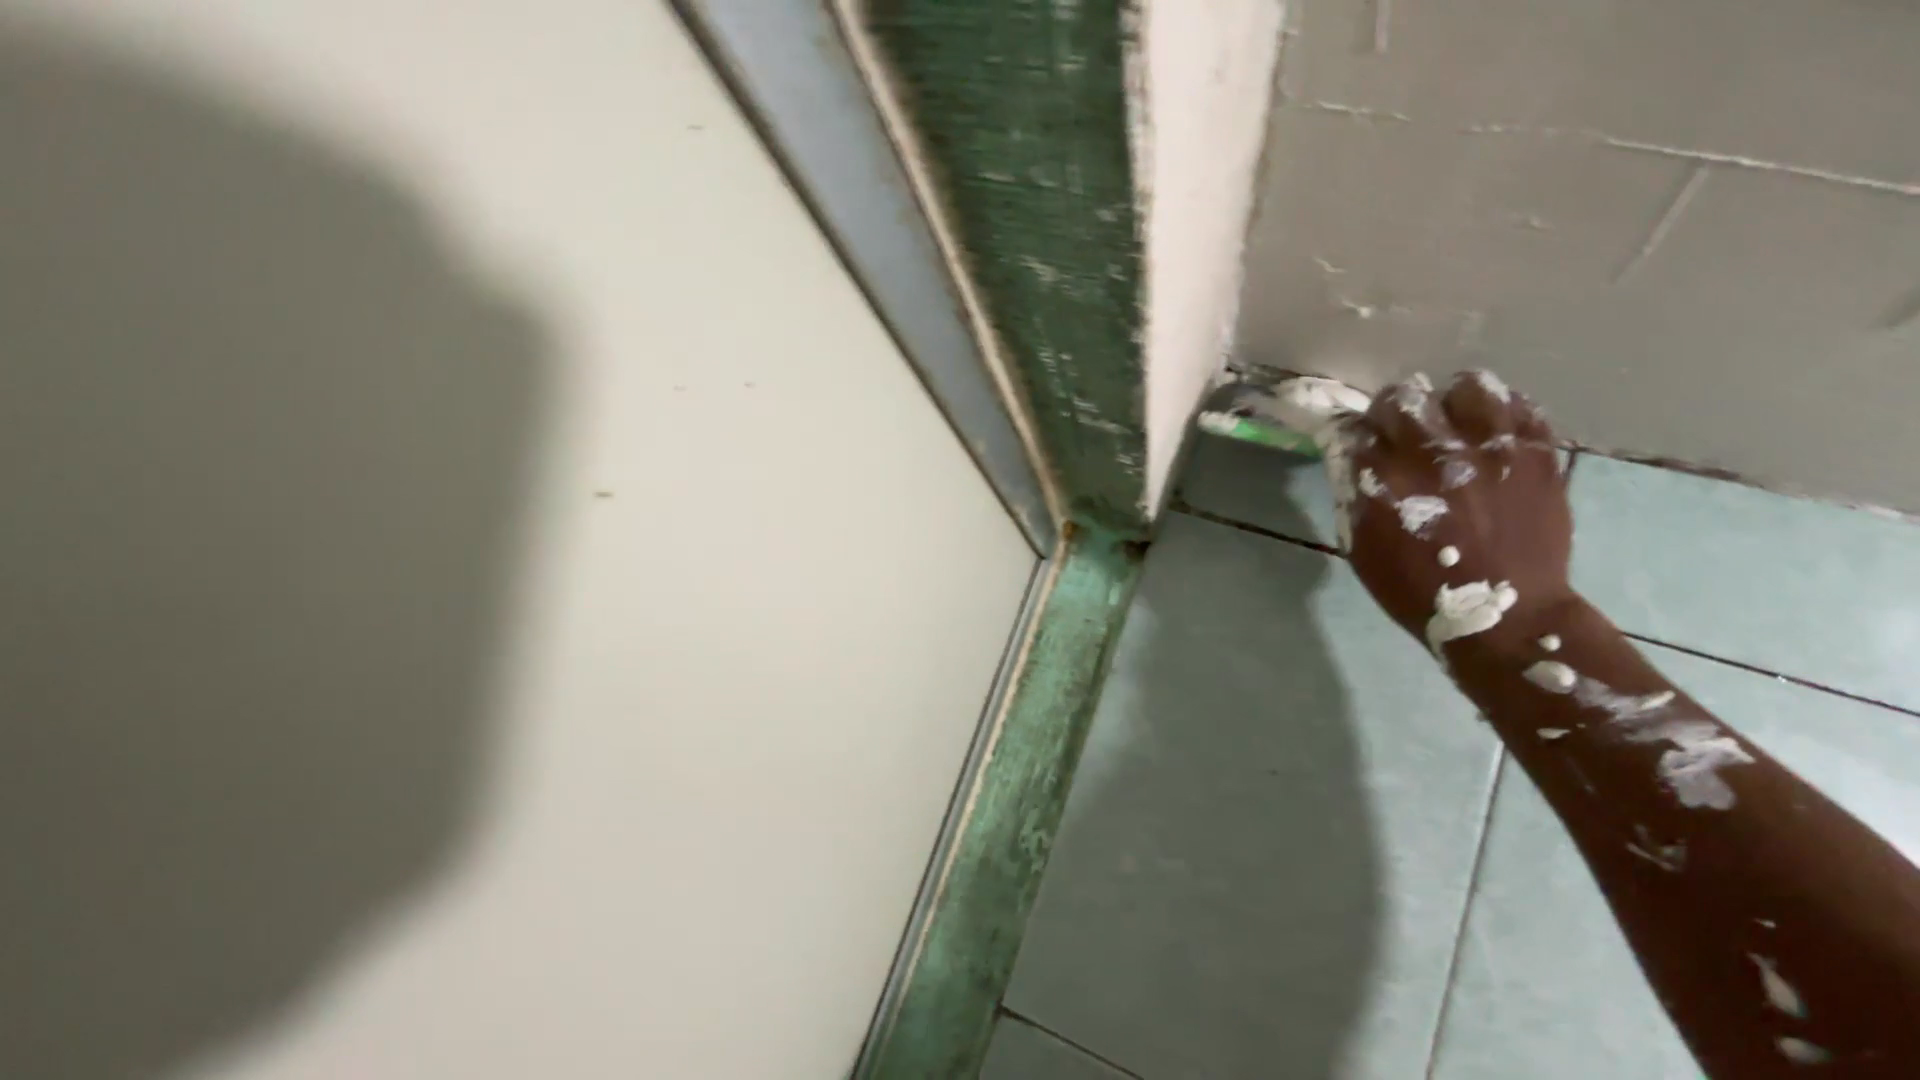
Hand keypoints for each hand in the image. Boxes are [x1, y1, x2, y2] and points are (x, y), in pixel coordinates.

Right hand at [1328, 371, 1575, 656]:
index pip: (1355, 430)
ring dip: (1453, 403)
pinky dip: (1502, 413)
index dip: (1357, 436)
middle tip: (1403, 432)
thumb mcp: (1362, 550)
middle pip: (1401, 397)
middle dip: (1394, 412)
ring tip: (1456, 423)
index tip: (1363, 445)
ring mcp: (1492, 449)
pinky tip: (1493, 433)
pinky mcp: (1538, 453)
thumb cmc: (1421, 590)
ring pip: (1468, 386)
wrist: (1509, 619)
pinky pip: (1521, 406)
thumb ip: (1353, 496)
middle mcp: (1434, 454)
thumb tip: (1352, 457)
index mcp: (1383, 483)